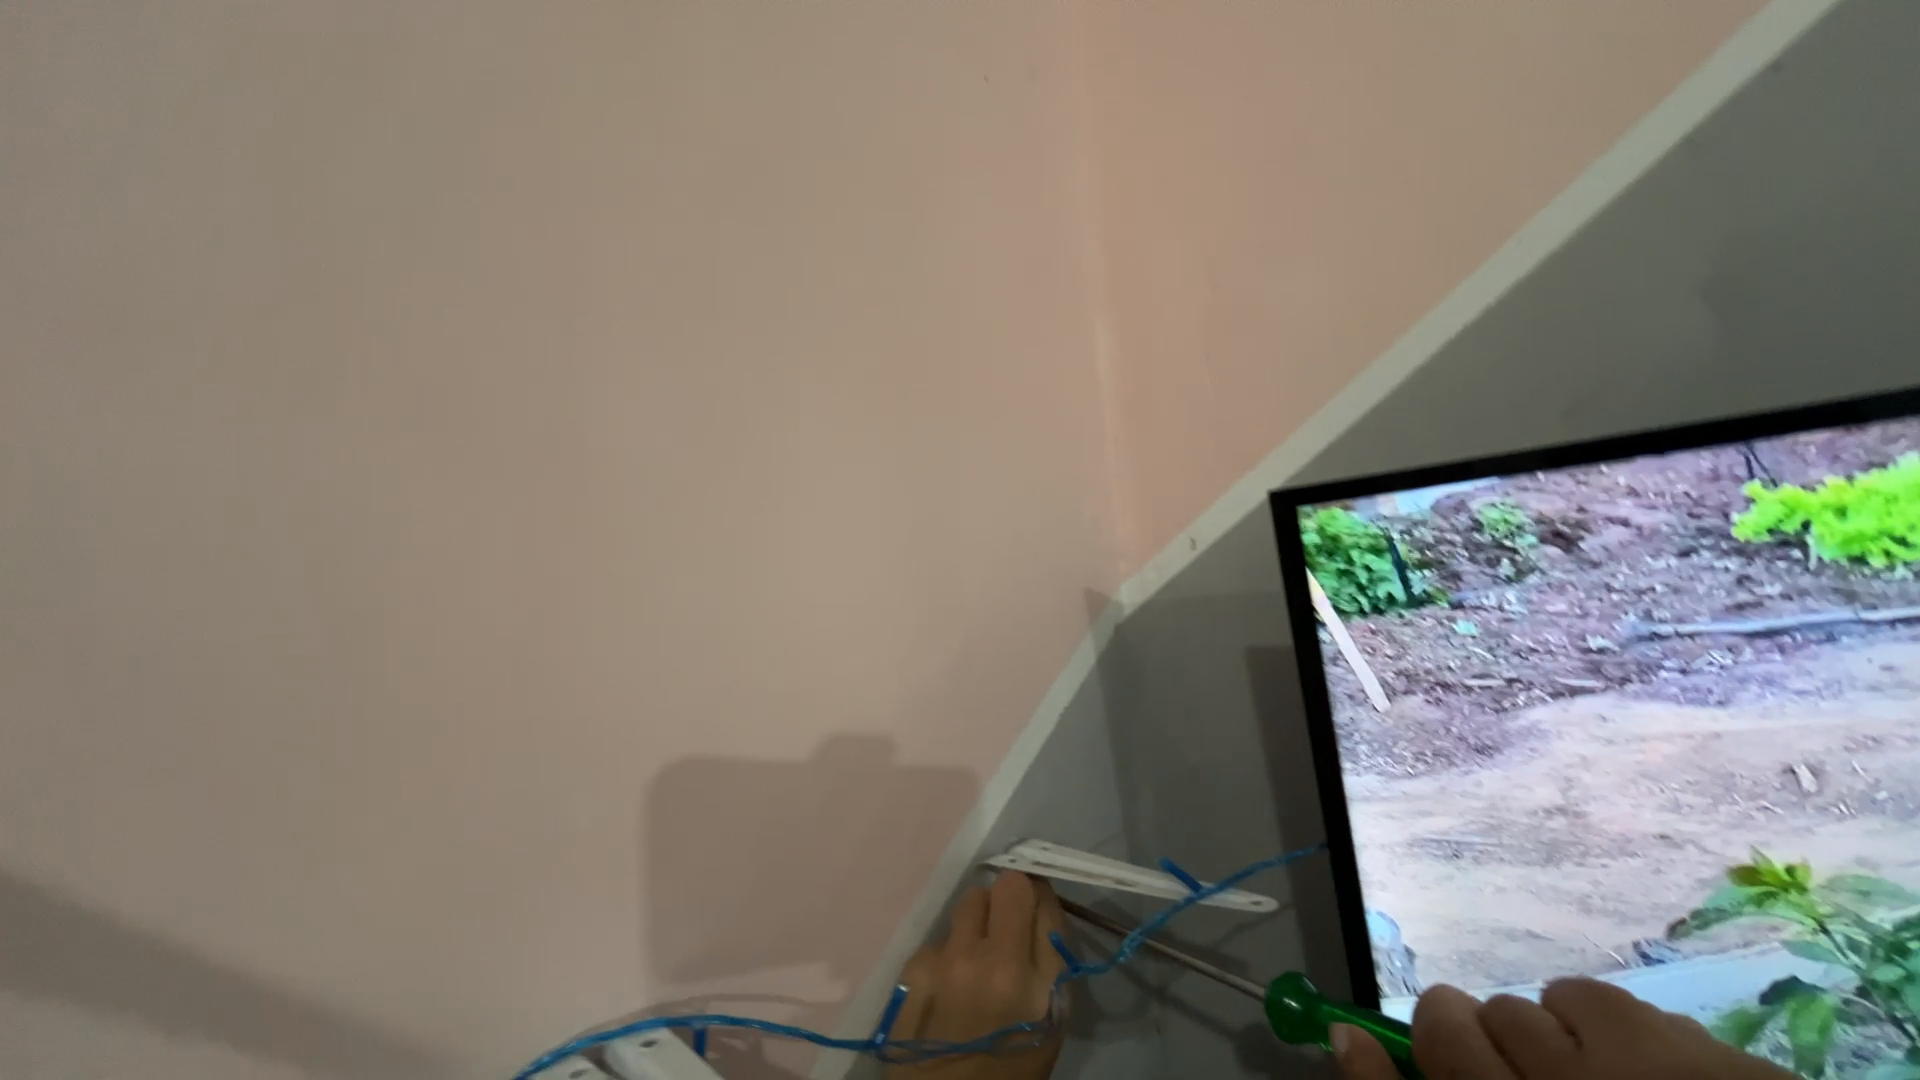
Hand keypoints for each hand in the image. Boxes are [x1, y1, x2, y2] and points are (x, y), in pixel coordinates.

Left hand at [885, 872, 1066, 1079]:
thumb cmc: (1009, 1071)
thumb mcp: (1050, 1023)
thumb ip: (1049, 963)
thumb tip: (1040, 911)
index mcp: (1040, 984)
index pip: (1044, 902)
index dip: (1039, 898)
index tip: (1034, 906)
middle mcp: (996, 963)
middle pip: (1007, 886)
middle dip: (1009, 897)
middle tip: (1005, 922)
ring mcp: (950, 961)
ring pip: (969, 901)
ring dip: (976, 920)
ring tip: (973, 955)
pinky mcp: (914, 968)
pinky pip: (939, 936)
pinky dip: (946, 952)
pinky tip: (945, 983)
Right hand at [1333, 978, 1796, 1079]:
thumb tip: (1345, 1038)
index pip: (1438, 1029)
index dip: (1438, 1043)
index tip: (1452, 1063)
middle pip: (1491, 1013)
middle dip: (1504, 1050)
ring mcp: (1660, 1067)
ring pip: (1558, 998)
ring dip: (1567, 1039)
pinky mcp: (1731, 1066)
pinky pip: (1637, 1009)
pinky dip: (1633, 1040)